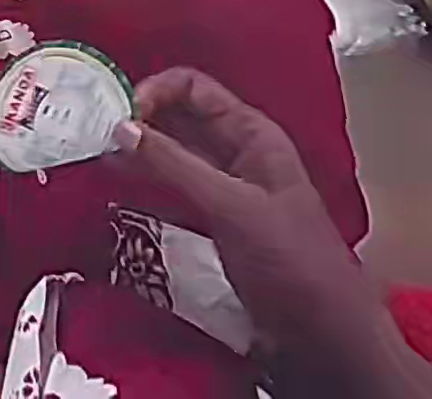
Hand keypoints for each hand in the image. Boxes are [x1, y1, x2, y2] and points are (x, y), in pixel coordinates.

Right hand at [116, 69, 378, 346]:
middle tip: (101, 128)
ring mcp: (223, 180)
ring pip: (173, 144)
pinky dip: (146, 169)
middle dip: (141, 114)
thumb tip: (120, 126)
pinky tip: (119, 172)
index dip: (156, 91)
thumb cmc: (292, 262)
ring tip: (101, 147)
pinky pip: (172, 175)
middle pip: (179, 112)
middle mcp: (235, 147)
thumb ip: (174, 164)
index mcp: (250, 132)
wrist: (330, 344)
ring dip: (139, 142)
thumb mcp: (231, 206)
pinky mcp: (212, 210)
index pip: (193, 87)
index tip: (122, 113)